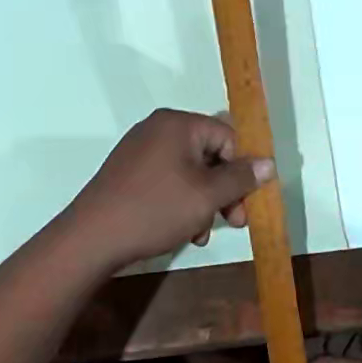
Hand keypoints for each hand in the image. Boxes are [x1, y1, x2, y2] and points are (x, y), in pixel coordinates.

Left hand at [62, 109, 274, 269]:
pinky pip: (168, 182)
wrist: (93, 237)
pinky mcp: (129, 174)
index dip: (242, 170)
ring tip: (202, 233)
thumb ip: (240, 178)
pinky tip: (184, 231)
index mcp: (178, 124)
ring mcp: (140, 151)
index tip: (249, 202)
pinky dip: (182, 204)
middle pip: (209, 155)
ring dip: (204, 203)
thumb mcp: (206, 196)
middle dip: (225, 191)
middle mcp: (158, 129)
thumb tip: (268, 163)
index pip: (227, 137)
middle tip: (235, 222)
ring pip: (190, 173)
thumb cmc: (155, 210)